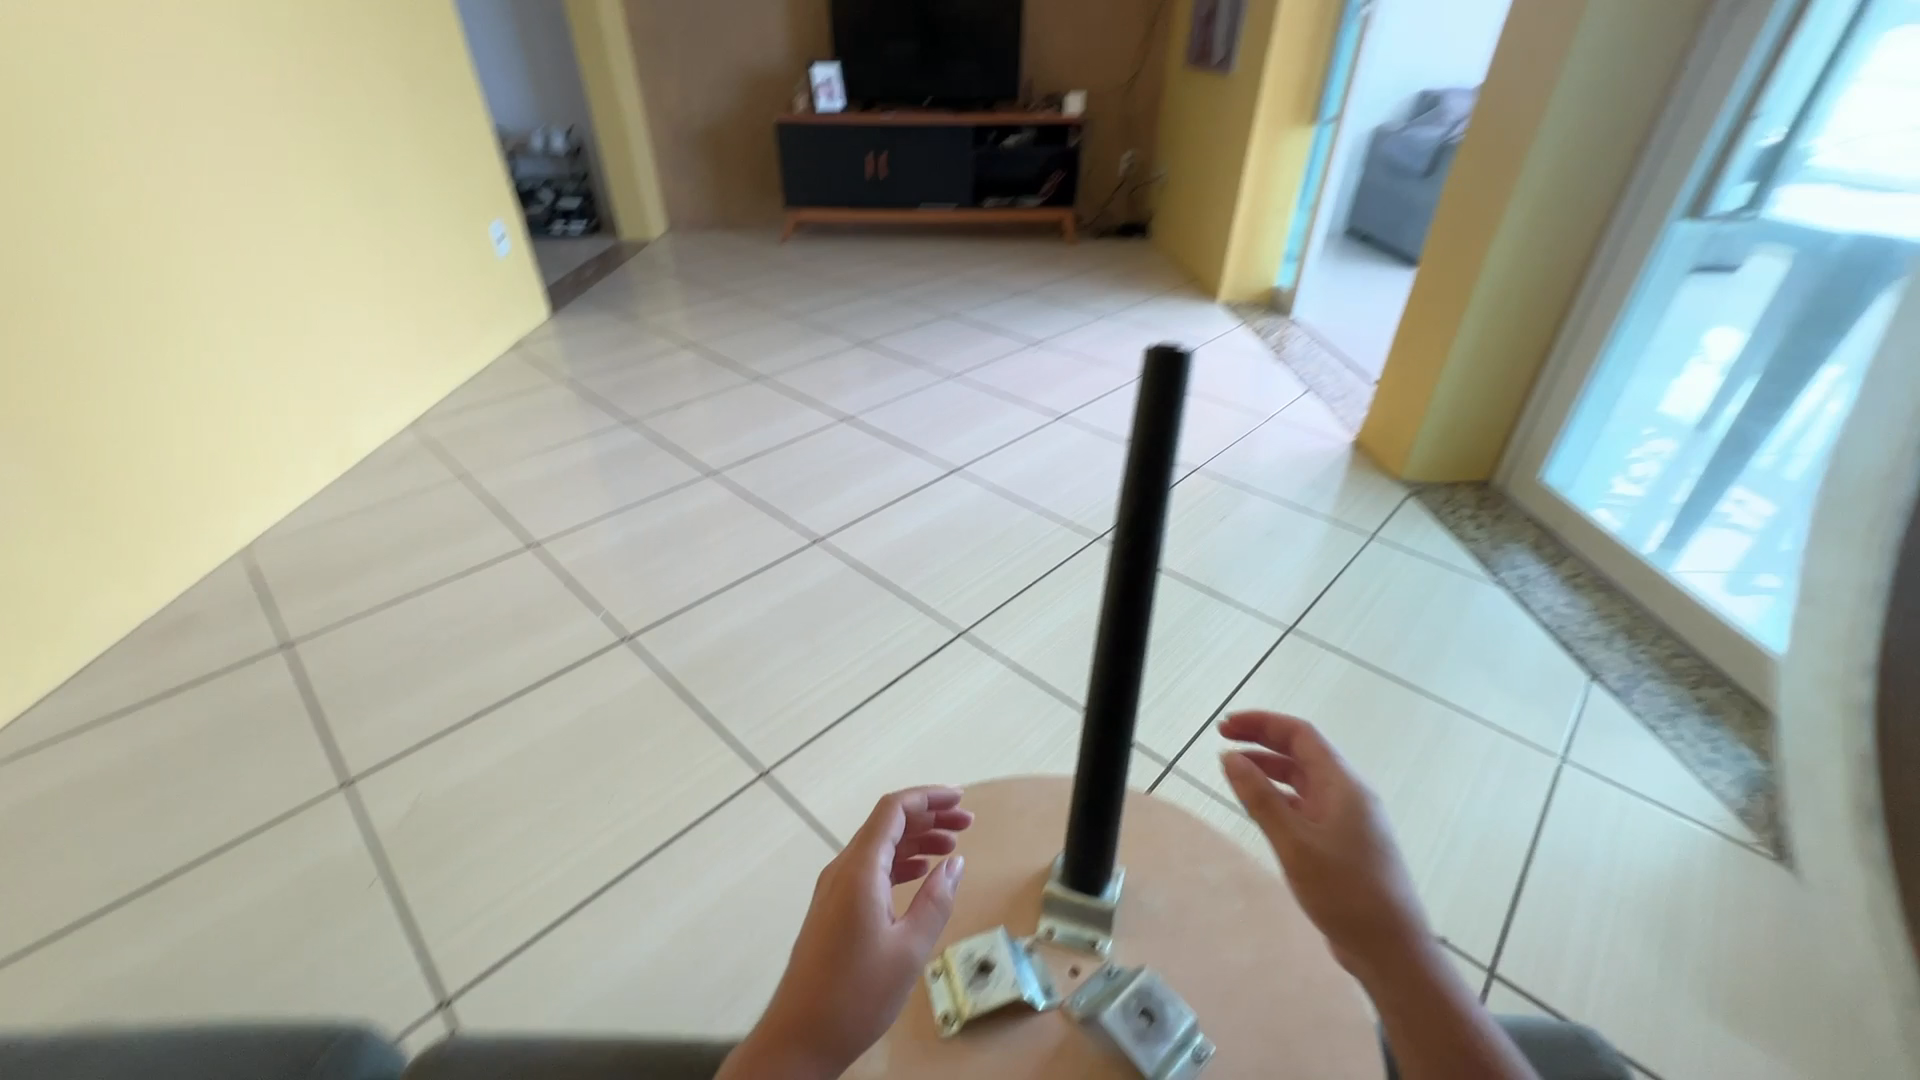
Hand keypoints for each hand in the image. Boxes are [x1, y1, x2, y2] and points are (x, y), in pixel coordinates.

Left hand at [720, 787, 972, 1079]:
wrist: (797, 1038)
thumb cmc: (856, 996)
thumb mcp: (908, 950)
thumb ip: (936, 901)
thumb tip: (956, 863)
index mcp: (860, 870)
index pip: (893, 810)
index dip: (928, 797)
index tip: (960, 799)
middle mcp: (843, 869)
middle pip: (887, 824)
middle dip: (928, 816)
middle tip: (967, 823)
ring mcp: (834, 889)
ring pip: (879, 846)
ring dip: (916, 840)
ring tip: (952, 847)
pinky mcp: (833, 909)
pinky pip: (870, 869)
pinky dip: (900, 862)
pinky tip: (921, 874)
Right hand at [1217, 710, 1430, 980]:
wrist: (1391, 950)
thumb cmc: (1344, 891)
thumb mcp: (1294, 843)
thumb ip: (1260, 798)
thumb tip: (1230, 757)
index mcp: (1343, 785)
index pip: (1300, 734)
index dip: (1261, 723)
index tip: (1225, 727)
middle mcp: (1349, 793)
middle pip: (1302, 752)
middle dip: (1261, 741)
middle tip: (1222, 741)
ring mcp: (1349, 818)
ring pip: (1304, 779)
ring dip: (1269, 769)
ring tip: (1234, 771)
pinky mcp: (1345, 841)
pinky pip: (1307, 804)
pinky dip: (1280, 797)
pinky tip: (1261, 808)